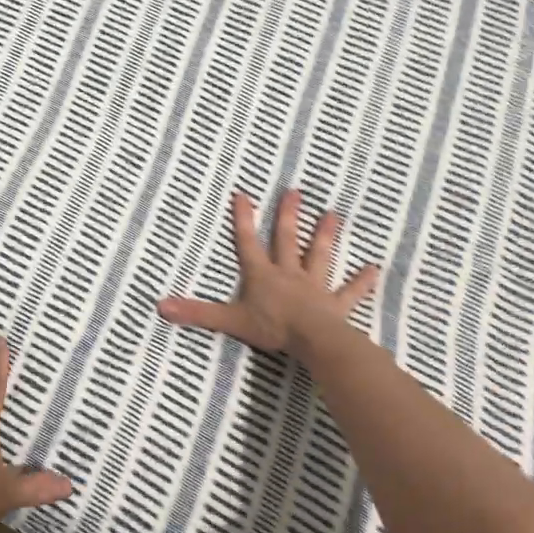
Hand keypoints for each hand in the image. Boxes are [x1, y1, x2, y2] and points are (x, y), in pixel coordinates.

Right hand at [156, 190, 378, 352]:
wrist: (314, 341)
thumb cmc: (272, 327)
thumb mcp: (228, 320)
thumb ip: (196, 313)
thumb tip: (160, 306)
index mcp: (261, 275)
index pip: (247, 242)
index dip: (243, 219)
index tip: (243, 193)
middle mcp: (288, 274)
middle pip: (287, 241)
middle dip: (289, 216)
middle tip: (295, 192)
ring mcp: (314, 287)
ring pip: (319, 257)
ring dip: (325, 236)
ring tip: (333, 215)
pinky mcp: (336, 305)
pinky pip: (350, 292)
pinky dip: (361, 281)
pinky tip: (373, 269)